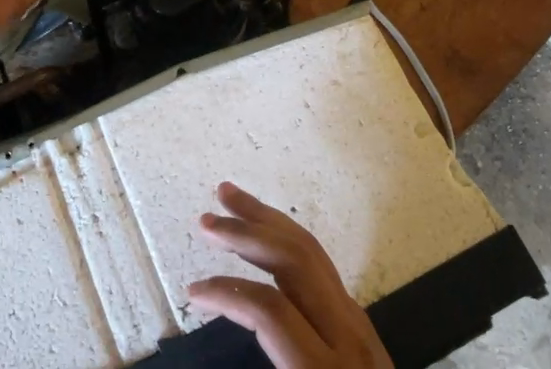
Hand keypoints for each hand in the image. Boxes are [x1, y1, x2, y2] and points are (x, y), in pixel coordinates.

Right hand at [188, 183, 392, 368]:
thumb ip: (262, 361)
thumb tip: (221, 324)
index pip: (270, 309)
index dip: (226, 294)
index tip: (192, 293)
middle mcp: (345, 334)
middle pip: (295, 262)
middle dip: (247, 232)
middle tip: (205, 220)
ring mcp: (357, 321)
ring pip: (311, 253)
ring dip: (266, 221)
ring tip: (230, 198)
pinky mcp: (358, 319)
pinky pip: (320, 266)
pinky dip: (285, 240)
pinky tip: (265, 235)